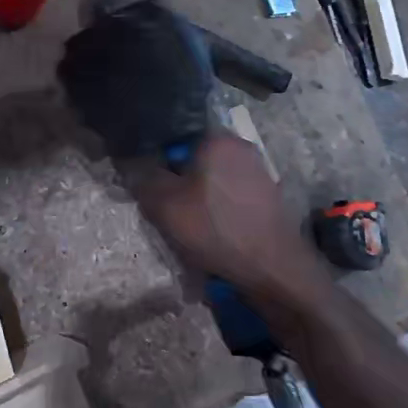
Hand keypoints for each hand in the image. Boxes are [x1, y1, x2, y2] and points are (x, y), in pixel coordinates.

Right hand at [135, 133, 328, 306]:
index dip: (159, 166)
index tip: (155, 192)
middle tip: (171, 215)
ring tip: (193, 232)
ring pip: (213, 183)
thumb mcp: (165, 206)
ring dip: (199, 204)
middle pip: (195, 162)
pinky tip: (216, 238)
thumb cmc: (215, 230)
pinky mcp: (268, 197)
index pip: (175, 140)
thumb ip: (144, 178)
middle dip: (180, 186)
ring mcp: (259, 172)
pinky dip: (220, 215)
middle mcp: (241, 147)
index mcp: (217, 138)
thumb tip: (134, 164)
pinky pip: (231, 199)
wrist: (273, 268)